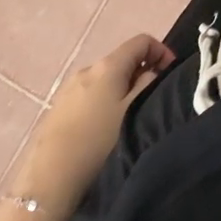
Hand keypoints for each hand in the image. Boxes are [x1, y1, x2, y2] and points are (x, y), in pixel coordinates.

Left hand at [41, 34, 175, 164]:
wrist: (50, 180)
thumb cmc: (99, 142)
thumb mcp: (134, 111)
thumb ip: (149, 83)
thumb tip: (151, 72)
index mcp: (108, 65)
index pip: (142, 41)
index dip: (162, 51)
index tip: (170, 74)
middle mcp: (87, 69)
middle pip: (123, 59)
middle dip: (142, 72)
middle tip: (152, 99)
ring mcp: (69, 88)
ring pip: (106, 79)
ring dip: (122, 88)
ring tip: (130, 116)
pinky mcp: (58, 108)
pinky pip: (90, 94)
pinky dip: (104, 101)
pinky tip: (103, 128)